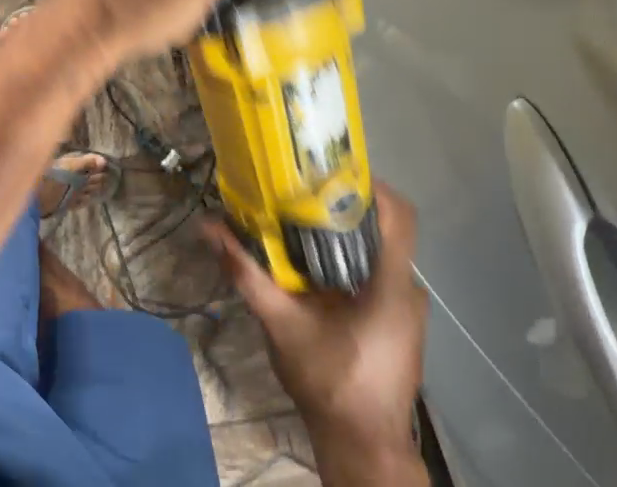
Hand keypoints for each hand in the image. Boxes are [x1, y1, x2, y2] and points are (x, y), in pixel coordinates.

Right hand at [202, 184, 429, 483]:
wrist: (361, 443)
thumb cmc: (329, 381)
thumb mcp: (280, 323)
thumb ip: (247, 273)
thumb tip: (209, 228)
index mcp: (391, 286)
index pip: (399, 216)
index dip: (369, 185)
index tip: (326, 172)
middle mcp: (408, 291)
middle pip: (383, 230)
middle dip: (340, 208)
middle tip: (296, 195)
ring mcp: (406, 309)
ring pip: (378, 253)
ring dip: (340, 237)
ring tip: (295, 226)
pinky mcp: (397, 323)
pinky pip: (376, 276)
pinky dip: (345, 262)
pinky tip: (309, 270)